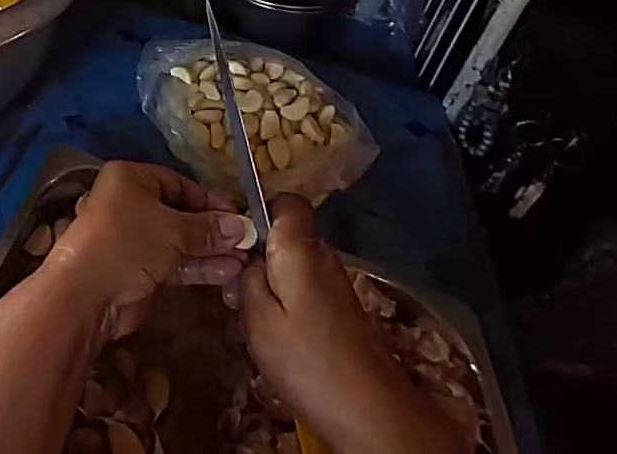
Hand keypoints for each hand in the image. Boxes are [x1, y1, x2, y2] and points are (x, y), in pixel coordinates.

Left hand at [40, 160, 249, 342]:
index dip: (209, 200)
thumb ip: (208, 228)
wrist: (85, 295)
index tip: (238, 216)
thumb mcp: (173, 229)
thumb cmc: (127, 242)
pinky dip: (197, 266)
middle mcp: (131, 203)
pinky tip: (226, 273)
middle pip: (180, 213)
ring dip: (210, 250)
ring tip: (243, 261)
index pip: (179, 183)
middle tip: (246, 242)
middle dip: (213, 229)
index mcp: (132, 179)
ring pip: (179, 240)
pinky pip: (173, 262)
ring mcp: (133, 238)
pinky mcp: (137, 270)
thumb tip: (242, 227)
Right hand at [238, 194, 468, 453]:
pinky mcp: (344, 309)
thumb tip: (248, 260)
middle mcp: (323, 254)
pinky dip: (292, 304)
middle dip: (263, 256)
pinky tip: (284, 338)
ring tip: (260, 321)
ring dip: (276, 284)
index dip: (262, 211)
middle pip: (288, 235)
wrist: (375, 415)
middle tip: (241, 291)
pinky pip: (308, 288)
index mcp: (301, 246)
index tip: (241, 242)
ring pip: (296, 264)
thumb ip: (246, 280)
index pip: (287, 201)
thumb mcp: (258, 320)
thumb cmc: (309, 361)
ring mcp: (337, 282)